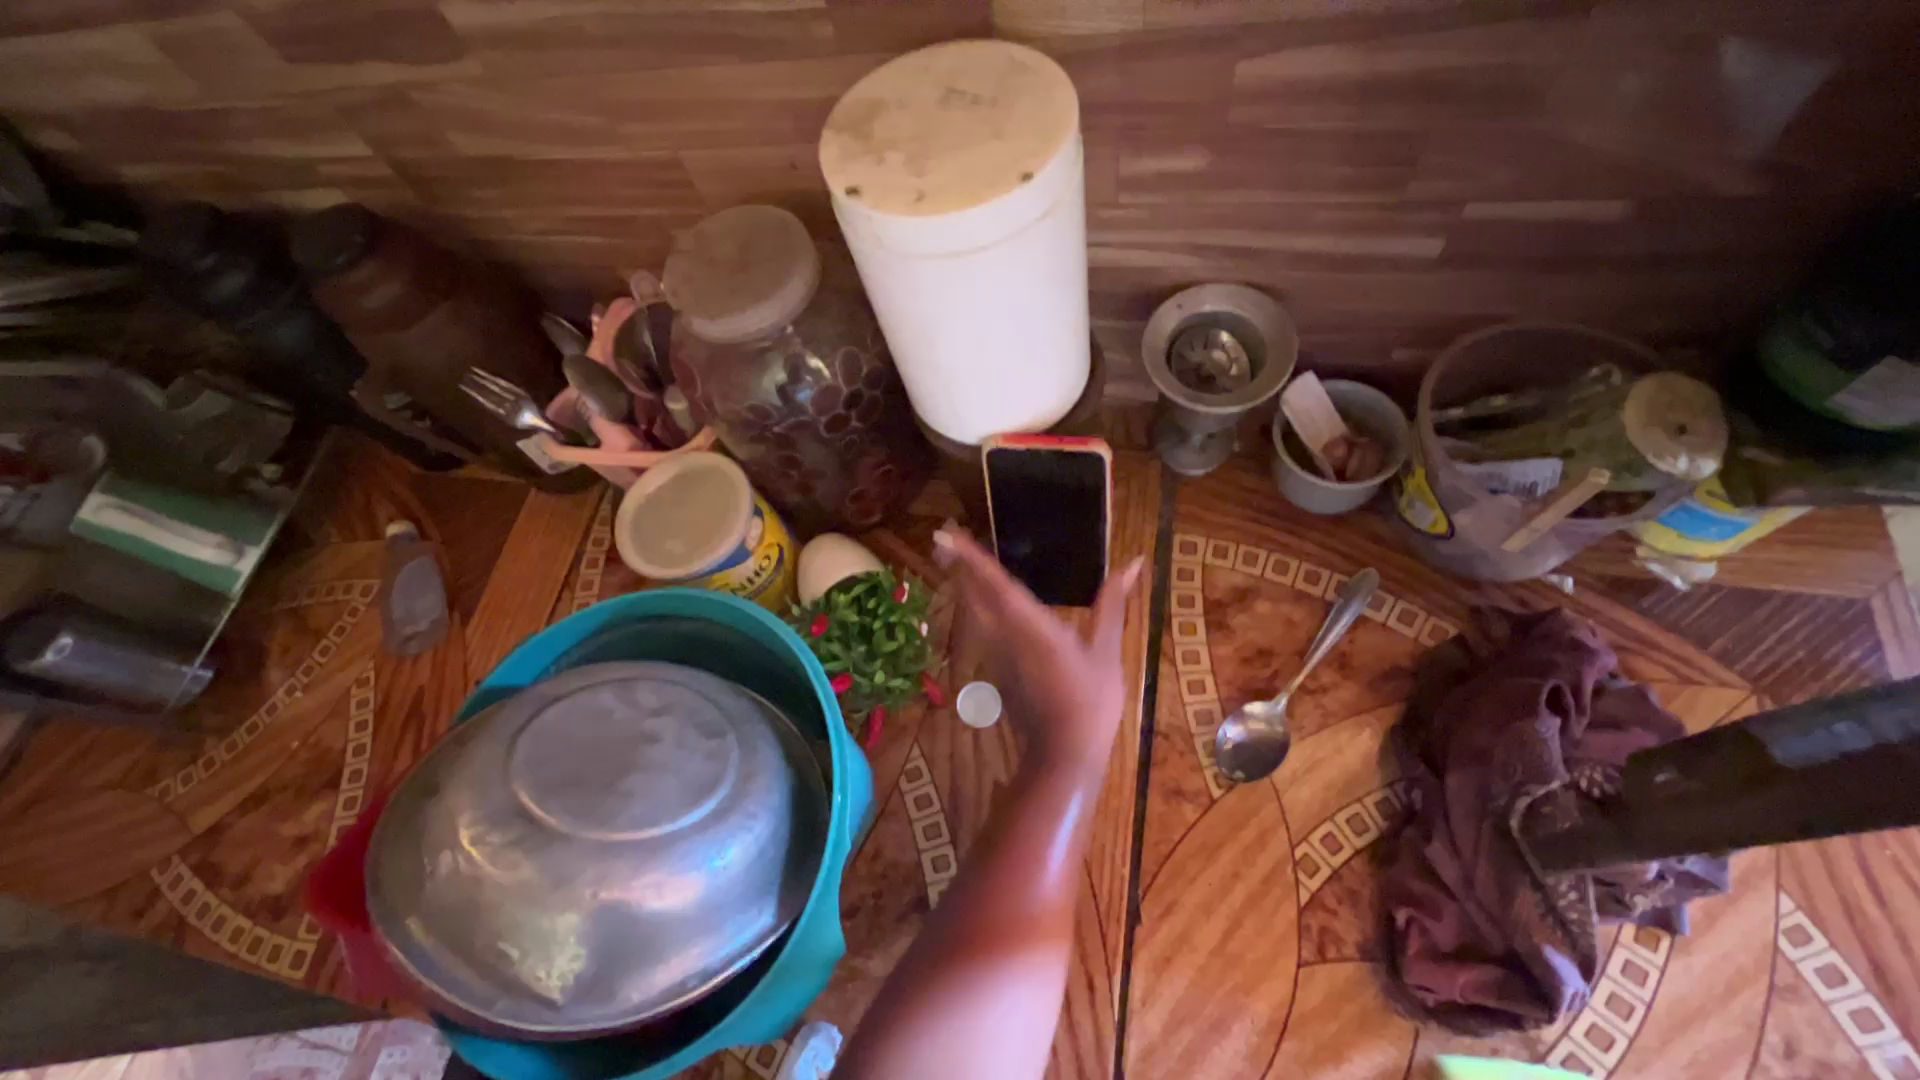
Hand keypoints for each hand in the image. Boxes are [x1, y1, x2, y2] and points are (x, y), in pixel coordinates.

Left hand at [934, 527, 1142, 779]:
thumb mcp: (1108, 650)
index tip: (948, 534)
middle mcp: (1005, 636)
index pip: (995, 582)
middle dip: (959, 566)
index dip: (971, 557)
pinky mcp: (998, 671)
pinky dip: (978, 609)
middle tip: (945, 538)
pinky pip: (983, 630)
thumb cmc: (1091, 701)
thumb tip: (1132, 563)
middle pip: (974, 595)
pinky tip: (985, 604)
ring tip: (960, 563)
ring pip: (974, 614)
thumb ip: (1112, 604)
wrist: (1064, 755)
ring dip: (966, 587)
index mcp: (1031, 625)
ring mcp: (997, 656)